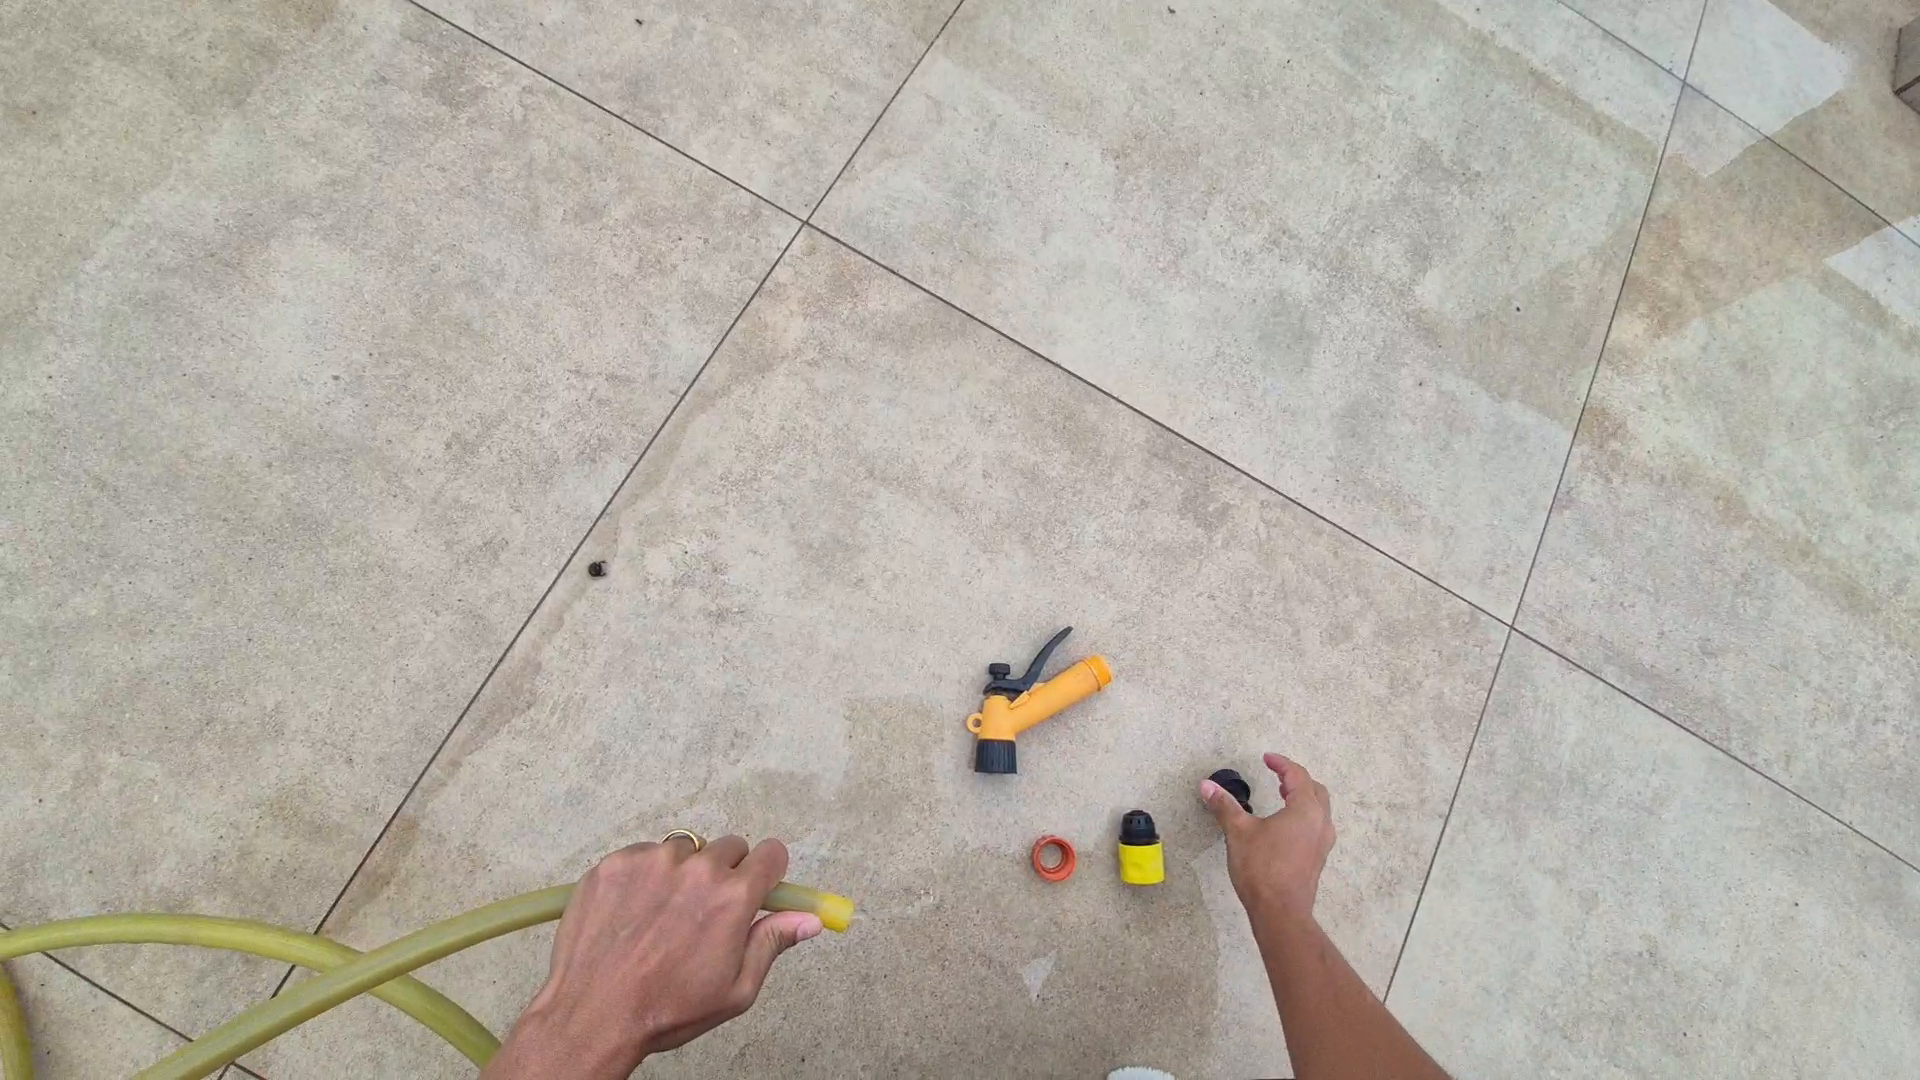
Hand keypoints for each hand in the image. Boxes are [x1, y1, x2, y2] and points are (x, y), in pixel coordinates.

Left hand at [483, 835, 823, 1079]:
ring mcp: (654, 860)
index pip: (771, 853)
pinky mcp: (618, 862)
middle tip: (701, 912)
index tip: (756, 888)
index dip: (767, 872)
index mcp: (734, 896)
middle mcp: (699, 867)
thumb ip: (774, 942)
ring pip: (687, 849)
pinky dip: (644, 875)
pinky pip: (646, 854)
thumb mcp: (735, 990)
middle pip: (730, 848)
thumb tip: (811, 919)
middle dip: (724, 873)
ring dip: (683, 872)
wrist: (590, 1018)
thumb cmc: (667, 1010)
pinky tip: (633, 911)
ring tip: (661, 915)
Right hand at [1201, 753, 1335, 926]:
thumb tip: (1207, 785)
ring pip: (1320, 809)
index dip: (1282, 764)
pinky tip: (1285, 823)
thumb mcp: (1238, 831)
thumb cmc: (1261, 867)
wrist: (1280, 912)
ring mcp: (1322, 844)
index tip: (1266, 759)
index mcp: (1305, 811)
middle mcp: (1320, 824)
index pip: (1298, 776)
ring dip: (1303, 797)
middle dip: (1296, 779)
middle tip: (1276, 774)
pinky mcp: (1317, 859)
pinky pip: (1317, 825)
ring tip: (1282, 794)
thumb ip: (1224, 805)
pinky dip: (1304, 814)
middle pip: (1315, 790)